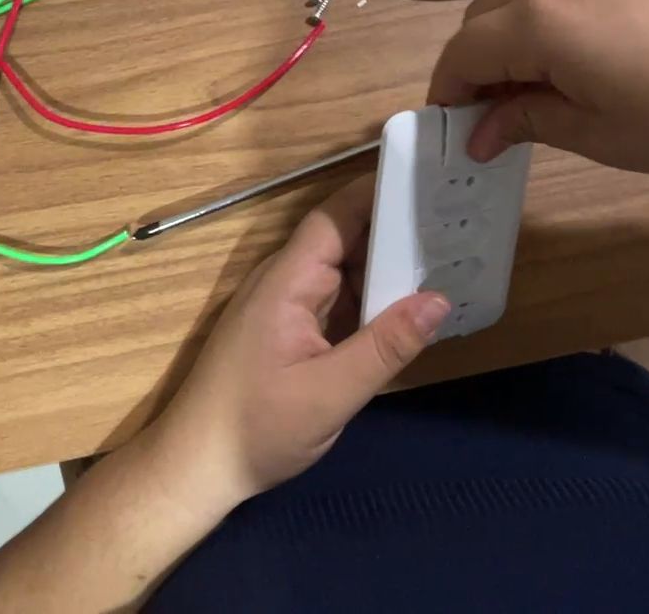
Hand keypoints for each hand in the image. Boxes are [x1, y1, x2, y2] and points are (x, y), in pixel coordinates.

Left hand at [151, 177, 450, 503]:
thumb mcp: (330, 394)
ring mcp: (289, 306)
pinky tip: (409, 306)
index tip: (425, 180)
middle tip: (453, 221)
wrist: (196, 469)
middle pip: (344, 240)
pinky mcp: (292, 330)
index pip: (335, 217)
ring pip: (344, 272)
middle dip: (394, 230)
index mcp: (288, 281)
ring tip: (445, 256)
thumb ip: (385, 347)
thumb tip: (438, 300)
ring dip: (386, 268)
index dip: (376, 193)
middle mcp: (287, 282)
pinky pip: (338, 301)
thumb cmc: (255, 428)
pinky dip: (372, 300)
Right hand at [427, 0, 648, 176]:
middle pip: (484, 13)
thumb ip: (528, 121)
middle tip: (499, 112)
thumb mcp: (605, 134)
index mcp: (538, 18)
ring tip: (545, 82)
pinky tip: (594, 48)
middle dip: (475, 61)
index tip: (457, 132)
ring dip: (512, 33)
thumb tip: (481, 130)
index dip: (449, 94)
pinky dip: (554, 11)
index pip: (462, 53)